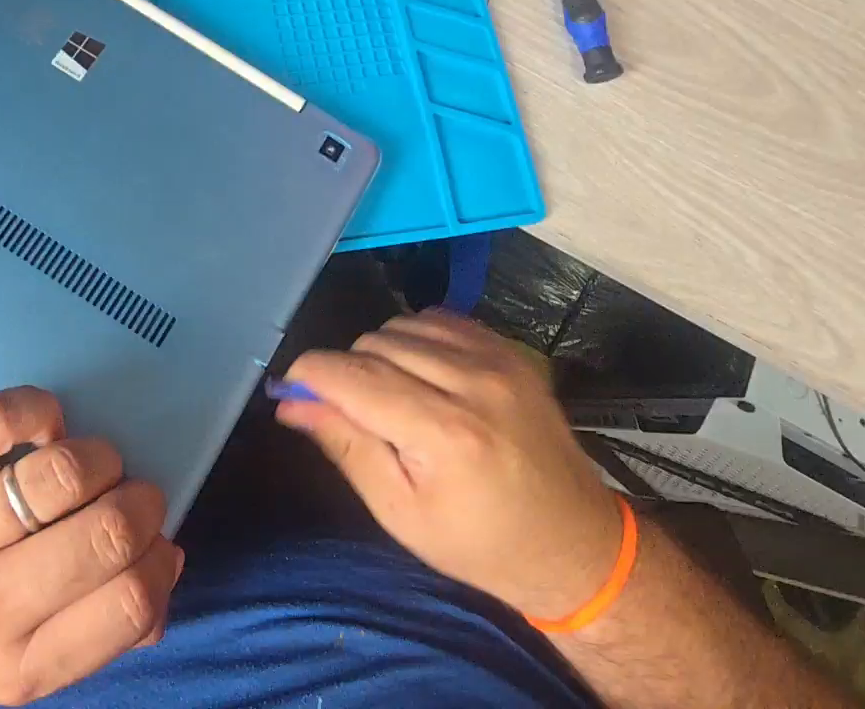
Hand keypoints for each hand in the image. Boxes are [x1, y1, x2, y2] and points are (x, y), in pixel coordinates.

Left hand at [0, 387, 181, 704]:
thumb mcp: (22, 664)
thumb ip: (101, 630)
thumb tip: (167, 563)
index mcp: (20, 662)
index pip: (130, 604)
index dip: (159, 558)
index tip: (155, 538)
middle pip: (103, 534)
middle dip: (138, 502)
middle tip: (132, 492)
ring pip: (57, 476)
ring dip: (98, 459)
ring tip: (93, 463)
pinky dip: (38, 411)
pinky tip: (44, 429)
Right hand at [276, 311, 623, 620]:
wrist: (573, 544)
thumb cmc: (478, 544)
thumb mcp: (400, 512)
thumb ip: (345, 447)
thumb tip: (291, 402)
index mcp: (445, 434)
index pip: (352, 377)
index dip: (309, 375)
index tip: (292, 389)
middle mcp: (472, 384)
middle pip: (373, 345)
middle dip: (345, 372)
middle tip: (350, 412)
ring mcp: (497, 361)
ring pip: (401, 326)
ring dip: (379, 354)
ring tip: (390, 397)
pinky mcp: (510, 351)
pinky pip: (437, 320)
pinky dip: (414, 339)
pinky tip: (420, 374)